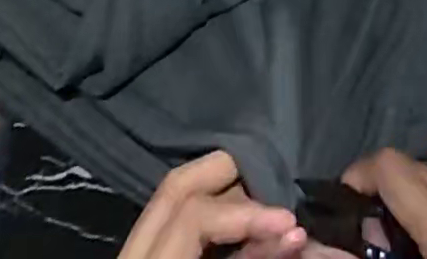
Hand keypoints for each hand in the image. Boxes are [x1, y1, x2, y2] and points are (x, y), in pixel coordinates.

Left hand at [121, 151, 307, 258]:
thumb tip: (296, 232)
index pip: (194, 214)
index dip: (247, 213)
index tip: (290, 220)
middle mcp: (130, 250)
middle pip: (177, 184)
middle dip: (233, 175)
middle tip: (276, 190)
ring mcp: (130, 249)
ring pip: (173, 193)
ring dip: (223, 190)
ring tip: (263, 202)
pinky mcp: (140, 251)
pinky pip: (172, 216)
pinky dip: (209, 212)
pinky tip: (238, 219)